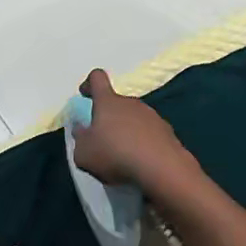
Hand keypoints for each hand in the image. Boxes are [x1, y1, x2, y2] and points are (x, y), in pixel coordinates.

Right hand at [71, 69, 198, 192]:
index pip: (97, 78)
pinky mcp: (166, 130)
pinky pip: (148, 132)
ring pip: (133, 118)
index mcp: (108, 102)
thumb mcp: (84, 153)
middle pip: (116, 103)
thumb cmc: (115, 154)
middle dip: (108, 118)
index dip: (89, 83)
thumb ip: (80, 138)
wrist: (161, 167)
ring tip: (121, 155)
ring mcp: (151, 115)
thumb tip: (81, 128)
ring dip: (126, 131)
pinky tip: (139, 160)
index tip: (85, 94)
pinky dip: (141, 142)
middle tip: (102, 141)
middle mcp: (131, 102)